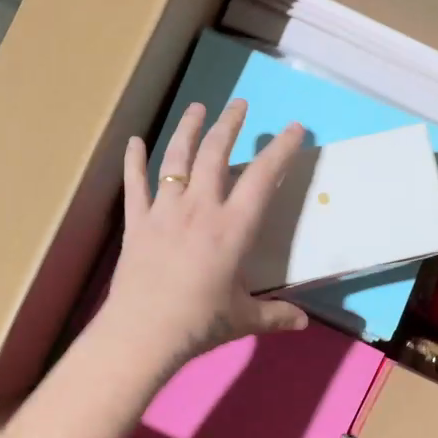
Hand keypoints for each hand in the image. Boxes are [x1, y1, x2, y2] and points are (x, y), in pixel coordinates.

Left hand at [95, 99, 309, 369]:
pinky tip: (134, 142)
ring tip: (197, 108)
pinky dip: (133, 162)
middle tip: (239, 105)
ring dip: (188, 130)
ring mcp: (164, 213)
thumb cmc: (200, 324)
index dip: (280, 149)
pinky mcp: (136, 224)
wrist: (143, 333)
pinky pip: (135, 186)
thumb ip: (275, 315)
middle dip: (229, 125)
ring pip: (176, 160)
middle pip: (215, 154)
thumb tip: (303, 322)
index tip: (293, 128)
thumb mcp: (245, 319)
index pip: (262, 177)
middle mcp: (199, 209)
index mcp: (233, 228)